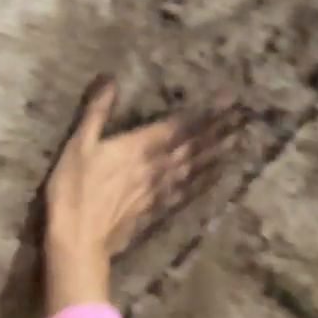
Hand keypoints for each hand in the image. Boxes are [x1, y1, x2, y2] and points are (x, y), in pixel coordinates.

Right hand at [43, 74, 241, 316]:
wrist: (79, 238)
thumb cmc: (72, 190)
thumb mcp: (77, 146)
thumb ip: (96, 113)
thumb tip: (110, 80)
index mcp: (137, 147)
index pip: (177, 126)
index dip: (203, 113)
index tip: (228, 101)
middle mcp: (155, 166)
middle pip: (192, 145)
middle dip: (218, 130)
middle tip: (245, 118)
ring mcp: (158, 190)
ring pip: (194, 167)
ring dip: (217, 153)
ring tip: (238, 141)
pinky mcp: (155, 211)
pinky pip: (186, 193)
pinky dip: (203, 183)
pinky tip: (217, 177)